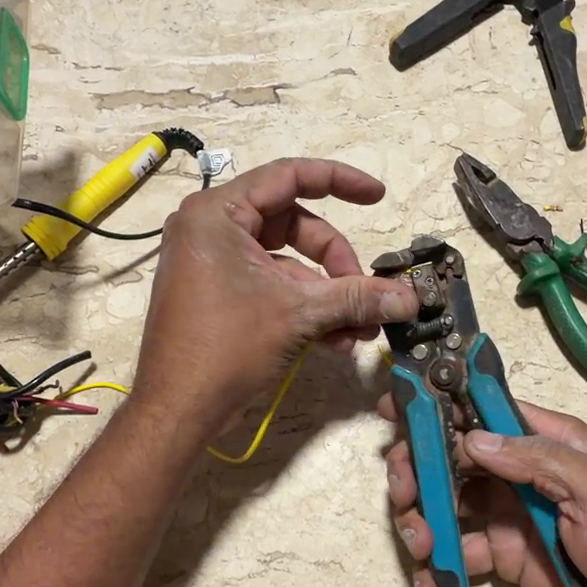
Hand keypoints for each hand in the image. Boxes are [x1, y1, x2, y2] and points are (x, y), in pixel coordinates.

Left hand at [133, 158, 418, 431]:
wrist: (177, 410)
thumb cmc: (225, 348)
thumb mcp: (298, 315)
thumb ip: (357, 298)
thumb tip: (409, 298)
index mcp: (218, 213)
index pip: (288, 176)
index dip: (339, 181)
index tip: (377, 196)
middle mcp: (212, 229)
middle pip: (294, 226)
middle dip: (336, 265)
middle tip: (366, 297)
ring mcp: (215, 264)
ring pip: (289, 265)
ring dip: (327, 296)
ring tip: (358, 332)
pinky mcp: (221, 296)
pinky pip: (273, 289)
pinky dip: (305, 310)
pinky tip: (336, 342)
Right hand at [382, 397, 586, 586]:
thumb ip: (540, 459)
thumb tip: (473, 439)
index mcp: (546, 442)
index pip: (484, 410)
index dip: (439, 405)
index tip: (395, 409)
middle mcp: (518, 473)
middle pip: (450, 457)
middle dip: (417, 469)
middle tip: (402, 491)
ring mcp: (505, 514)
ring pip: (444, 504)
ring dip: (420, 519)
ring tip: (420, 544)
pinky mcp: (500, 556)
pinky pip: (456, 554)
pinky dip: (436, 569)